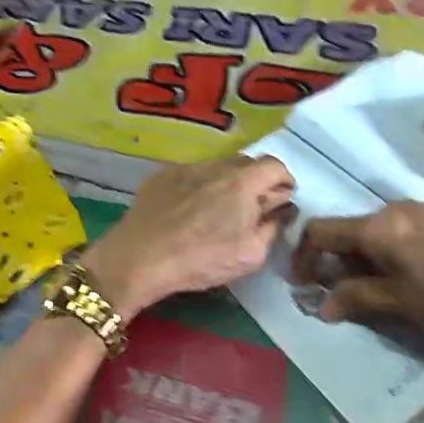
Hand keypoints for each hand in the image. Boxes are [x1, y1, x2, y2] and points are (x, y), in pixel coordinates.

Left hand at [81, 157, 296, 318]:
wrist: (140, 257)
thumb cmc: (200, 259)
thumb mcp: (251, 254)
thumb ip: (272, 225)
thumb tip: (280, 208)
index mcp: (241, 182)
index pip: (274, 166)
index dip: (283, 181)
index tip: (281, 200)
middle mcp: (214, 166)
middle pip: (245, 163)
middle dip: (255, 181)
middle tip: (251, 208)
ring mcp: (183, 168)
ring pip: (215, 167)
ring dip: (225, 183)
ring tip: (217, 212)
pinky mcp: (159, 176)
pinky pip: (189, 175)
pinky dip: (197, 187)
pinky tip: (187, 211)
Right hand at [293, 202, 423, 359]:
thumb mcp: (401, 304)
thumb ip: (355, 300)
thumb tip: (321, 307)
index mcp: (378, 226)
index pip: (320, 231)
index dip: (303, 257)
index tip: (303, 285)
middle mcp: (393, 210)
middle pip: (346, 232)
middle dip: (334, 263)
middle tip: (338, 296)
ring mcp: (420, 212)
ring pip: (371, 234)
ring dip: (360, 261)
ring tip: (372, 293)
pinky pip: (396, 234)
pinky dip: (385, 255)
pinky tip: (404, 281)